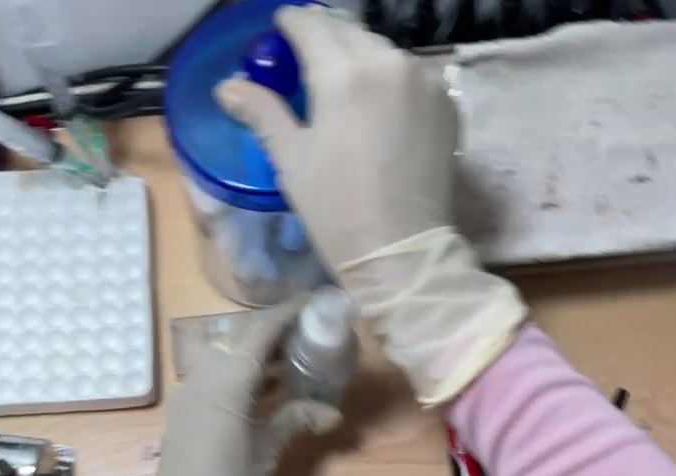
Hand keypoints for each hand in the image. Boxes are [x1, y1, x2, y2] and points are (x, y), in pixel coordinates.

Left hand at [102, 302, 339, 475]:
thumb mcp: (267, 451)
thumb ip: (297, 420)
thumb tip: (332, 413)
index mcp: (227, 380)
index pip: (260, 330)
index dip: (287, 313)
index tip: (312, 304)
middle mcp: (203, 376)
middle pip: (240, 338)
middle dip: (273, 332)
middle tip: (305, 336)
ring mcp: (188, 391)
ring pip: (225, 356)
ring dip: (256, 354)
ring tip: (290, 361)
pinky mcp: (184, 408)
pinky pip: (213, 376)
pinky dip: (239, 373)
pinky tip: (263, 389)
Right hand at [216, 6, 526, 406]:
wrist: (401, 253)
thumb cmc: (337, 213)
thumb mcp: (292, 163)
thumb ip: (264, 113)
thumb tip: (228, 86)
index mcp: (344, 76)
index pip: (312, 26)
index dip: (292, 23)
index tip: (282, 25)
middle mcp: (388, 64)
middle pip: (350, 32)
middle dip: (326, 38)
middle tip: (309, 57)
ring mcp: (424, 81)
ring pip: (383, 52)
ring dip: (360, 60)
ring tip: (344, 86)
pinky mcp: (446, 103)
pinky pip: (411, 76)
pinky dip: (390, 82)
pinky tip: (378, 109)